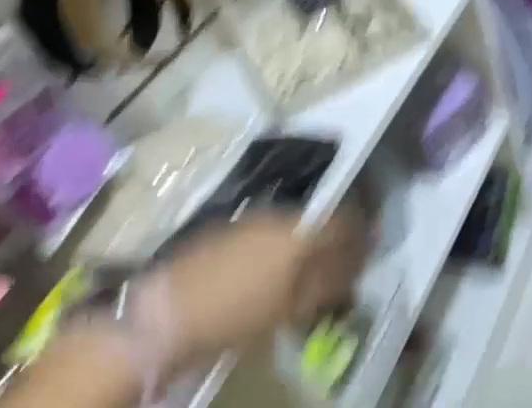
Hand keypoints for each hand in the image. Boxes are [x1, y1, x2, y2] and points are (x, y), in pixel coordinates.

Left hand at [158, 207, 369, 366]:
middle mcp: (281, 216)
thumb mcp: (290, 309)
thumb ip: (329, 285)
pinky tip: (274, 272)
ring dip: (309, 242)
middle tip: (342, 265)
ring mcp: (251, 220)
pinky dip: (282, 247)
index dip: (363, 233)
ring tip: (308, 272)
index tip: (369, 250)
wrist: (161, 315)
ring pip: (296, 225)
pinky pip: (270, 233)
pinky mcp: (227, 231)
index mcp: (302, 231)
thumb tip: (356, 271)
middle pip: (322, 219)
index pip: (348, 219)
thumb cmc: (235, 315)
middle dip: (337, 239)